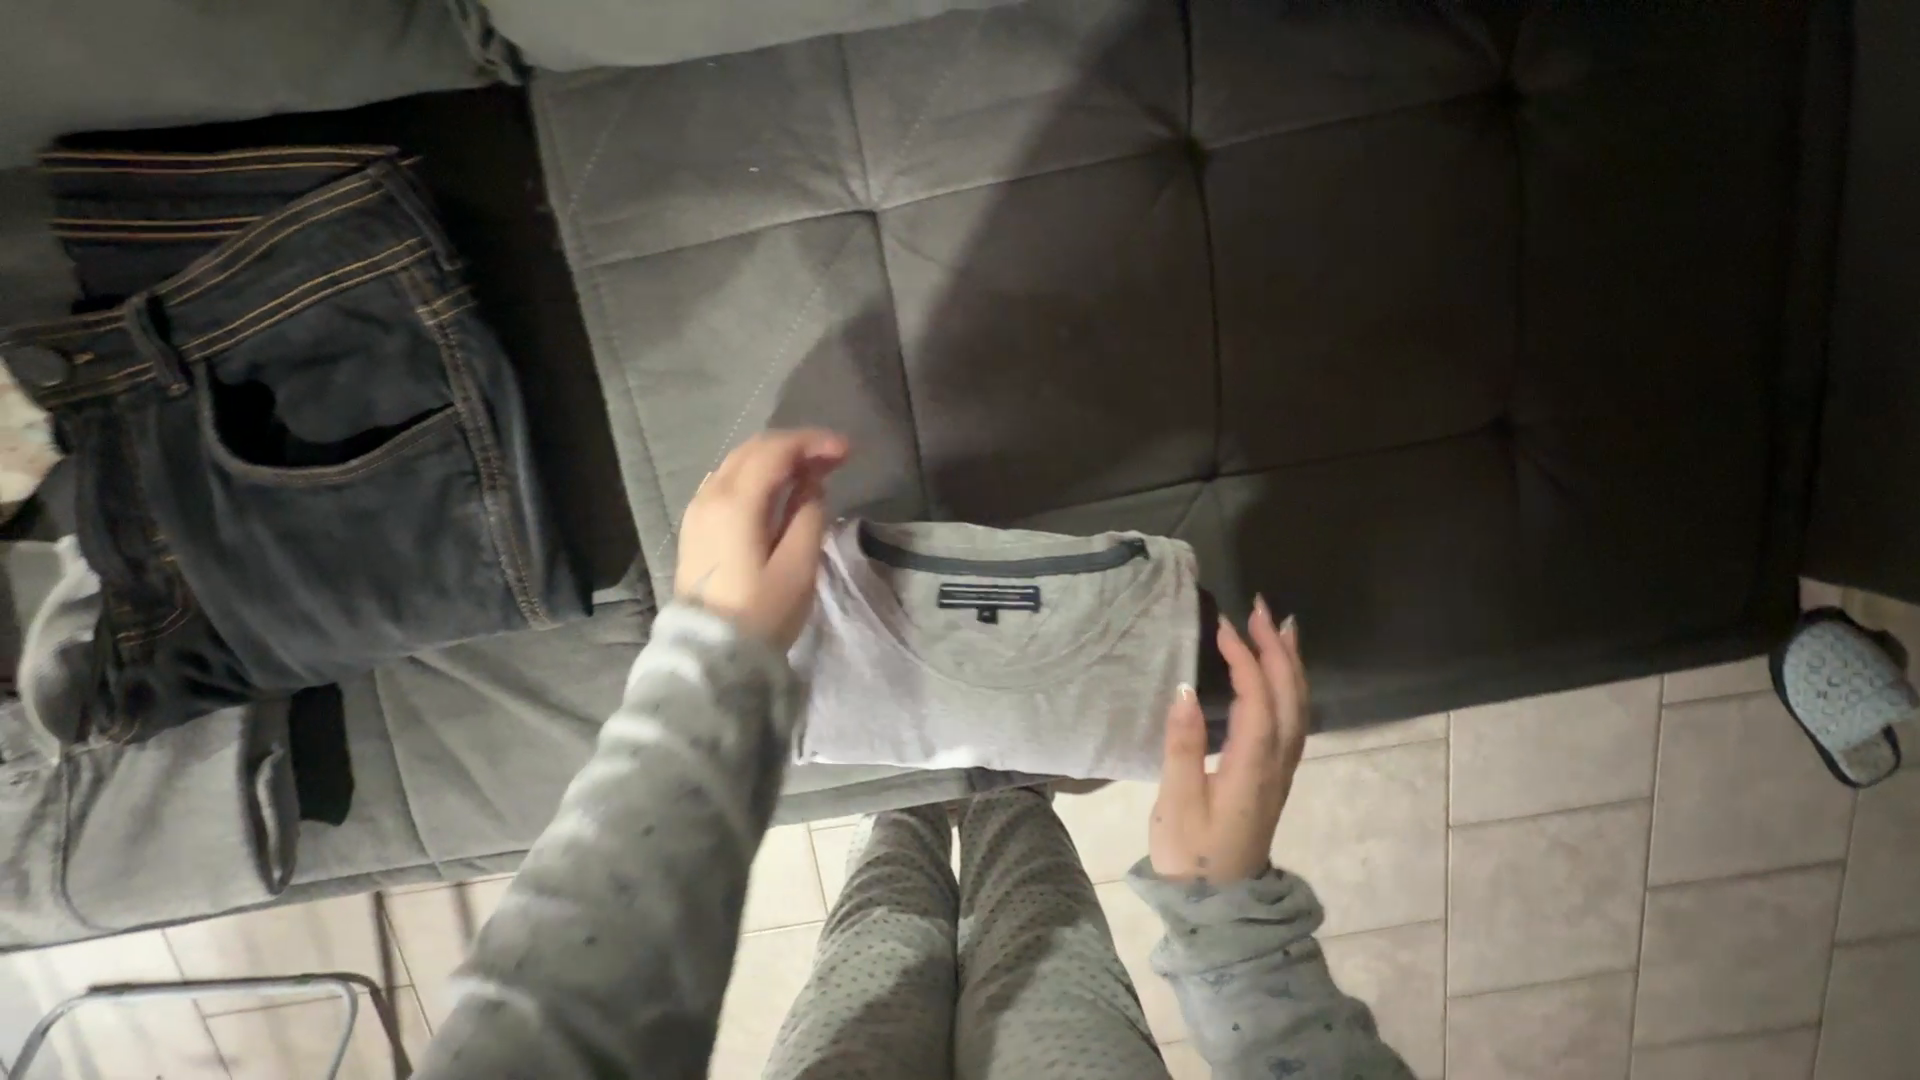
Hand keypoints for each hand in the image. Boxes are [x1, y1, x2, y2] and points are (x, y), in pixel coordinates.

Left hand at [674, 430, 848, 649]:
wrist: (710, 654)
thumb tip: (811, 485)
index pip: (775, 451)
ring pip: (738, 464)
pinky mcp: (695, 527)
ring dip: (777, 459)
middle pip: (754, 450)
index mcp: (735, 502)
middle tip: (835, 459)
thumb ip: (809, 515)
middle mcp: (709, 495)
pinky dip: (758, 476)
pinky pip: (728, 483)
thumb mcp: (798, 566)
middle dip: (797, 446)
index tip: (847, 451)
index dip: (813, 443)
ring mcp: (697, 511)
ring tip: (813, 472)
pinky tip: (780, 490)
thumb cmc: (761, 612)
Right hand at [1149, 596, 1307, 884]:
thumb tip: (1185, 688)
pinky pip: (1294, 719)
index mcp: (1252, 766)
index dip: (1244, 659)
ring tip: (1280, 626)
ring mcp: (1281, 769)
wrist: (1219, 903)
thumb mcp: (1175, 802)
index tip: (1222, 625)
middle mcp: (1277, 762)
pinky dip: (1291, 687)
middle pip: (1288, 696)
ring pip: (1299, 706)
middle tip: (1257, 608)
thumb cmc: (1190, 852)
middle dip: (1276, 648)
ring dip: (1291, 663)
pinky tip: (1280, 674)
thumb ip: (1181, 745)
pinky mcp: (1276, 774)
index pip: (1257, 699)